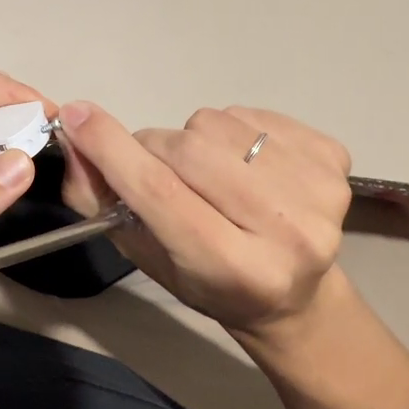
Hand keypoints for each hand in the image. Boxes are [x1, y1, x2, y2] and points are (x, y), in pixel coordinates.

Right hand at [57, 101, 352, 338]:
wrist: (295, 295)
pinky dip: (232, 130)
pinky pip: (250, 113)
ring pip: (215, 123)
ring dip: (194, 138)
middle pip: (186, 151)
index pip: (160, 192)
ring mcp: (321, 193)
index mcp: (236, 270)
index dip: (111, 149)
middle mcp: (290, 234)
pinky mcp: (336, 159)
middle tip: (161, 173)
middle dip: (154, 150)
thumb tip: (73, 136)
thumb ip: (98, 198)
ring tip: (208, 173)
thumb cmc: (207, 282)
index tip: (76, 115)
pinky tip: (243, 165)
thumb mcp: (142, 254)